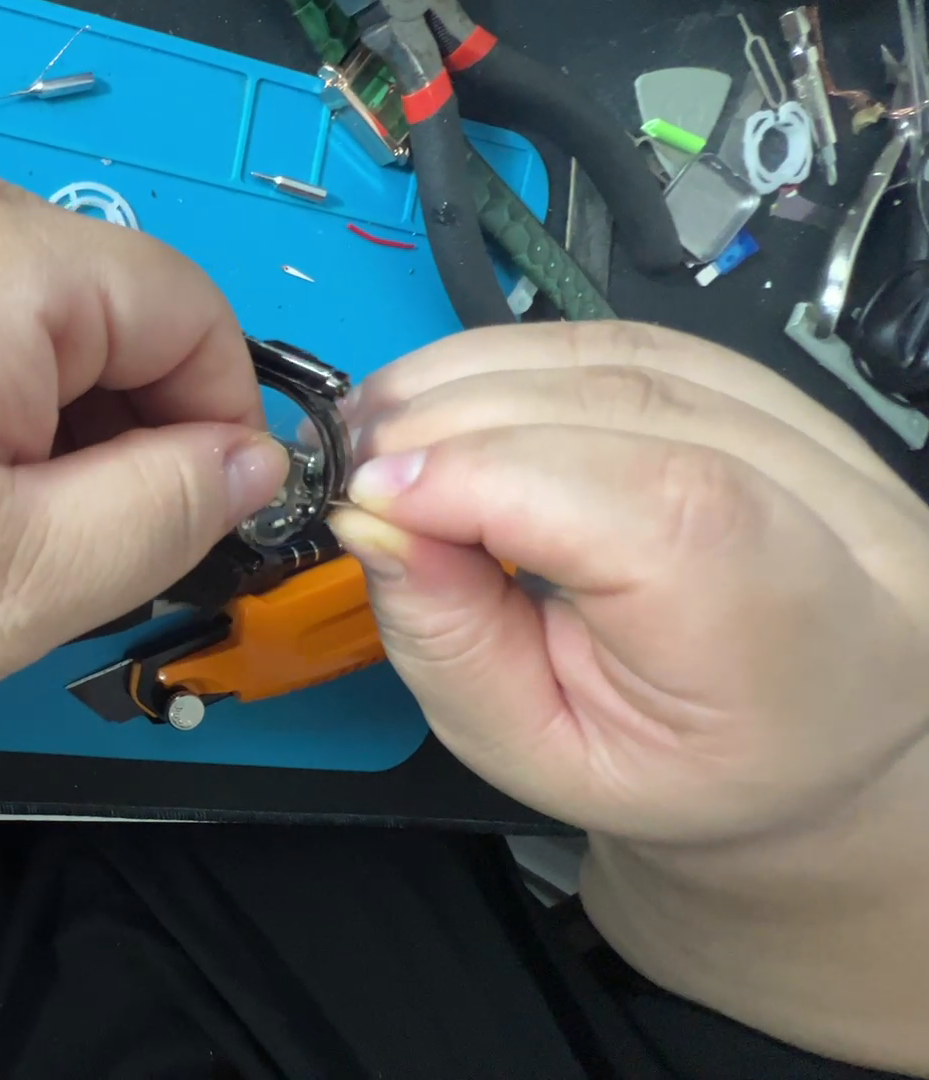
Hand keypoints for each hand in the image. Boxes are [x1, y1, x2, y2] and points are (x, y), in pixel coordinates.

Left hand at [0, 167, 288, 752]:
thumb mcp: (31, 580)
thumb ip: (174, 510)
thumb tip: (248, 461)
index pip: (188, 310)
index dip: (215, 422)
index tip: (187, 520)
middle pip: (108, 315)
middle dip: (121, 433)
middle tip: (64, 545)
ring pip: (34, 330)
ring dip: (50, 430)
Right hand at [327, 321, 928, 845]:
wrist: (789, 741)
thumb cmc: (647, 764)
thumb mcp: (518, 740)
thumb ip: (442, 637)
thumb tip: (366, 518)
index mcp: (791, 652)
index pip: (665, 513)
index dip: (494, 477)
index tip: (367, 496)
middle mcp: (844, 524)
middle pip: (631, 406)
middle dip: (449, 421)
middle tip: (348, 463)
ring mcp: (823, 441)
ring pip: (620, 355)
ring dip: (460, 377)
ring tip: (372, 427)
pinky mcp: (770, 400)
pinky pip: (620, 343)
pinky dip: (499, 361)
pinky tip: (432, 400)